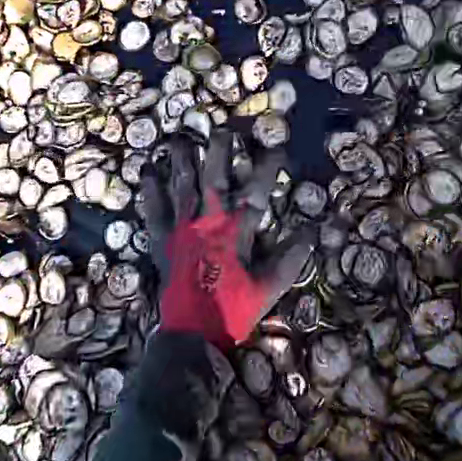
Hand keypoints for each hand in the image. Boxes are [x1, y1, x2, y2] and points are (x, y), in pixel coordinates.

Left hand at [140, 133, 313, 348]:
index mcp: (236, 232)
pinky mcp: (162, 240)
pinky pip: (154, 209)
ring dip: (183, 160)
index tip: (278, 147)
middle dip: (220, 151)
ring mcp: (182, 229)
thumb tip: (314, 231)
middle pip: (215, 178)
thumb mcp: (270, 287)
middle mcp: (208, 222)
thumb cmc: (234, 308)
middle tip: (223, 129)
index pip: (257, 192)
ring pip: (182, 185)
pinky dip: (150, 189)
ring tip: (182, 138)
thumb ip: (291, 258)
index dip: (268, 168)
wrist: (193, 332)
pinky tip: (147, 170)